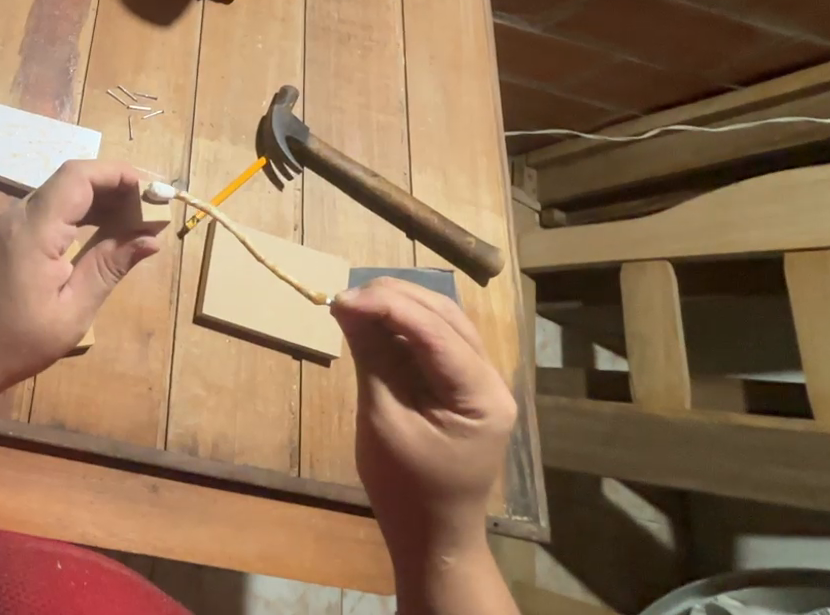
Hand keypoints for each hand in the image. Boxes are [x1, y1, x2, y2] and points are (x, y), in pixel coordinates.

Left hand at [0, 160, 164, 401]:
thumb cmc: (11, 344)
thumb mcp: (71, 312)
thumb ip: (109, 267)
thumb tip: (150, 237)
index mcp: (34, 228)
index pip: (80, 176)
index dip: (120, 174)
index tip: (155, 192)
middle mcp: (18, 215)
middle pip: (72, 181)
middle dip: (116, 188)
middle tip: (153, 210)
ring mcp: (6, 225)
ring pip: (59, 196)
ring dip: (98, 202)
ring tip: (135, 224)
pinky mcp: (2, 239)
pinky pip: (46, 213)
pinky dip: (78, 217)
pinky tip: (100, 237)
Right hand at [331, 278, 516, 555]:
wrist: (432, 534)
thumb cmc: (406, 487)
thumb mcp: (382, 420)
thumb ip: (372, 357)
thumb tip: (347, 305)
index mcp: (481, 396)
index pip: (435, 331)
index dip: (386, 305)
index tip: (340, 298)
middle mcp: (489, 379)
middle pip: (444, 315)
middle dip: (393, 296)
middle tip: (344, 297)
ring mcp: (477, 379)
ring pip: (440, 319)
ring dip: (397, 304)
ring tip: (353, 303)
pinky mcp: (458, 382)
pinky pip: (433, 338)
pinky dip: (400, 322)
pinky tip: (371, 319)